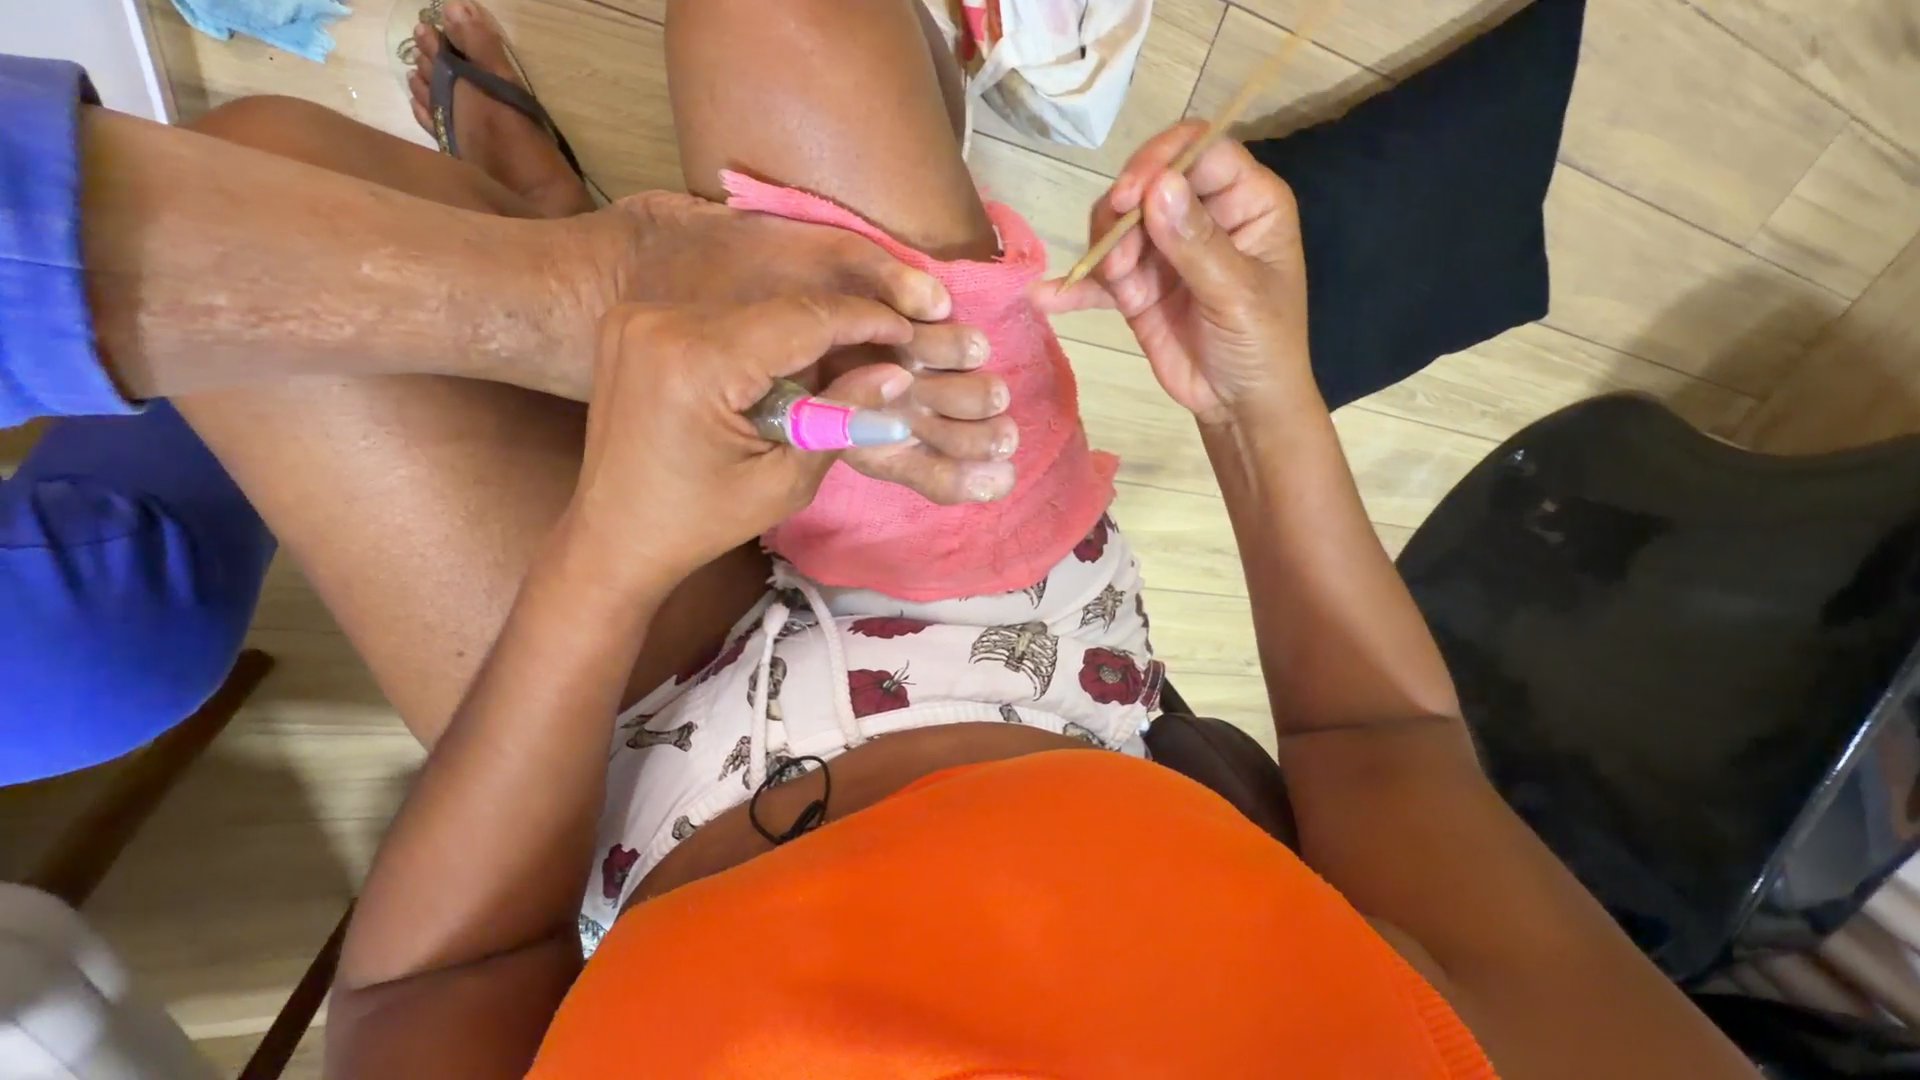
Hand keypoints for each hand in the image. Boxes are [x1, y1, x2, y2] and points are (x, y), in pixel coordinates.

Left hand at [543, 193, 1015, 504]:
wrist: (615, 535)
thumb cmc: (702, 522)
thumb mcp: (785, 480)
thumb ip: (840, 418)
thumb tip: (896, 373)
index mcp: (697, 362)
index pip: (803, 318)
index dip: (864, 320)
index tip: (909, 329)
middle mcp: (661, 321)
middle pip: (778, 308)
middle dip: (837, 326)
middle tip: (887, 347)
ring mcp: (639, 317)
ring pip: (752, 309)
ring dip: (800, 332)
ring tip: (843, 360)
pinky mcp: (633, 323)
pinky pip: (720, 317)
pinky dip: (761, 338)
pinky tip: (786, 366)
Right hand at [1032, 120, 1311, 425]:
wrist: (1238, 403)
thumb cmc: (1262, 345)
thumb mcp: (1238, 295)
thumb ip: (1197, 244)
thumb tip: (1158, 188)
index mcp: (1245, 201)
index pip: (1200, 152)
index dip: (1162, 161)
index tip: (1130, 196)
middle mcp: (1201, 214)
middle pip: (1148, 183)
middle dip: (1124, 215)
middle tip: (1118, 258)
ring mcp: (1164, 250)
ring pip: (1117, 224)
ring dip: (1104, 250)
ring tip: (1116, 284)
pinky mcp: (1136, 285)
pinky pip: (1099, 276)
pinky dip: (1074, 287)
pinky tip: (1045, 298)